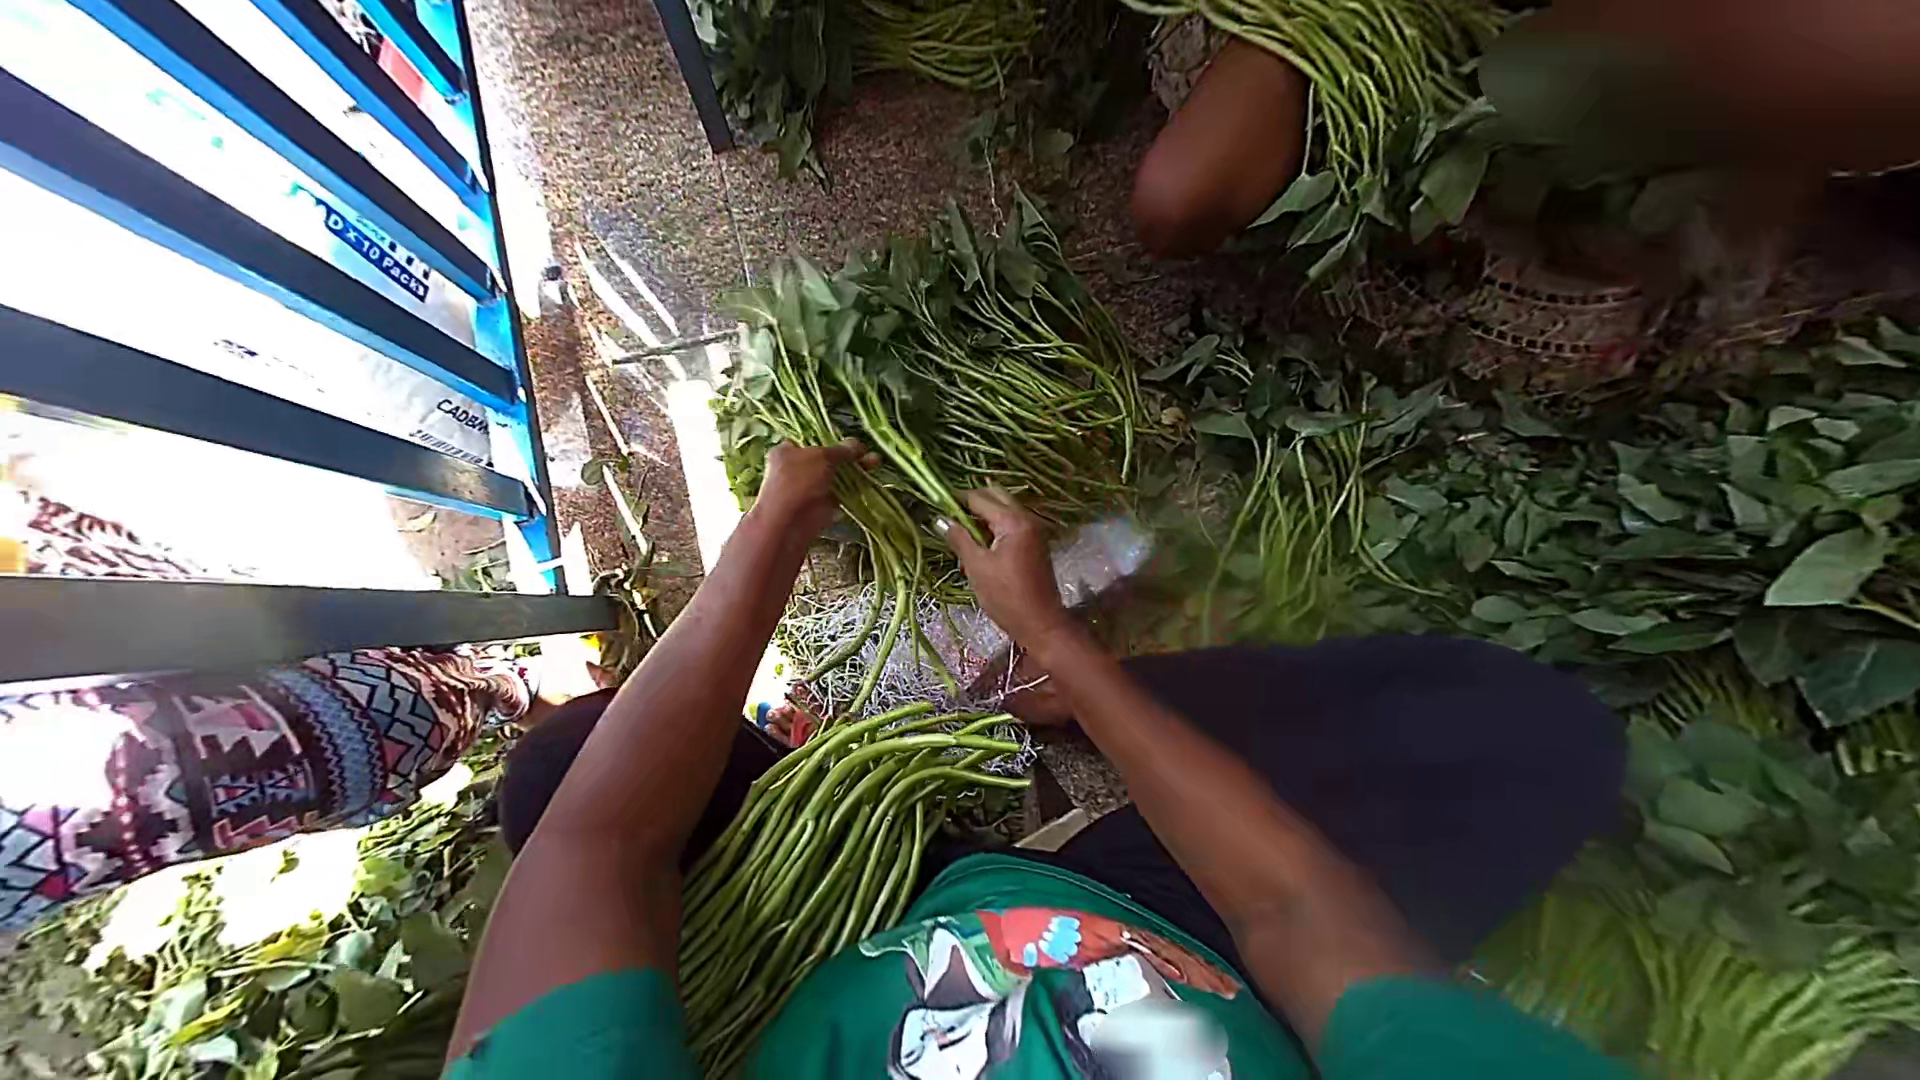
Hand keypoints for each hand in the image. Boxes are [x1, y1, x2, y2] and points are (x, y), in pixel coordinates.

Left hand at [753, 439, 874, 538]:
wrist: (791, 521)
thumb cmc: (799, 480)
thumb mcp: (821, 457)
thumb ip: (841, 450)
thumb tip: (858, 445)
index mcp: (787, 451)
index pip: (811, 440)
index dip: (831, 438)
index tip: (850, 439)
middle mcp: (797, 467)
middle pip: (827, 458)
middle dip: (848, 454)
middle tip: (866, 451)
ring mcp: (811, 487)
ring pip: (837, 475)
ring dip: (855, 469)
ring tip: (875, 461)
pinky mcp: (823, 504)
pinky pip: (842, 491)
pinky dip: (855, 486)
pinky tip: (870, 478)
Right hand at [943, 488, 1079, 650]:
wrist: (1041, 624)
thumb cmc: (1007, 597)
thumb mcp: (977, 567)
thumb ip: (959, 539)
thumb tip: (941, 520)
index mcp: (1013, 521)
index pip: (980, 498)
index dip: (957, 500)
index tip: (937, 505)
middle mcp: (1027, 519)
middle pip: (995, 497)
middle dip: (971, 504)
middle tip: (949, 517)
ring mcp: (1033, 531)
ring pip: (1003, 511)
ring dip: (982, 517)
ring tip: (961, 534)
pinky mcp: (1034, 544)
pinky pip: (1011, 525)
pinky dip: (994, 529)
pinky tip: (979, 546)